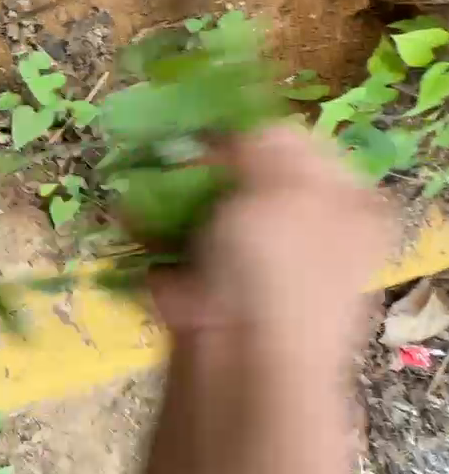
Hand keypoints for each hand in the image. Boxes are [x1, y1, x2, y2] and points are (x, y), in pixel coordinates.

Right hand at [150, 124, 392, 377]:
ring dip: (159, 194)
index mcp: (340, 197)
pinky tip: (134, 226)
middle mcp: (296, 218)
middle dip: (191, 163)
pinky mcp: (196, 264)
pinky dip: (143, 226)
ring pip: (190, 196)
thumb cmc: (275, 270)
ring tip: (142, 200)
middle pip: (233, 167)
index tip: (201, 129)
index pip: (290, 140)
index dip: (243, 128)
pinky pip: (165, 230)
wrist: (238, 349)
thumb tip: (231, 125)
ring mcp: (243, 244)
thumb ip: (261, 145)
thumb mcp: (282, 192)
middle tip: (167, 165)